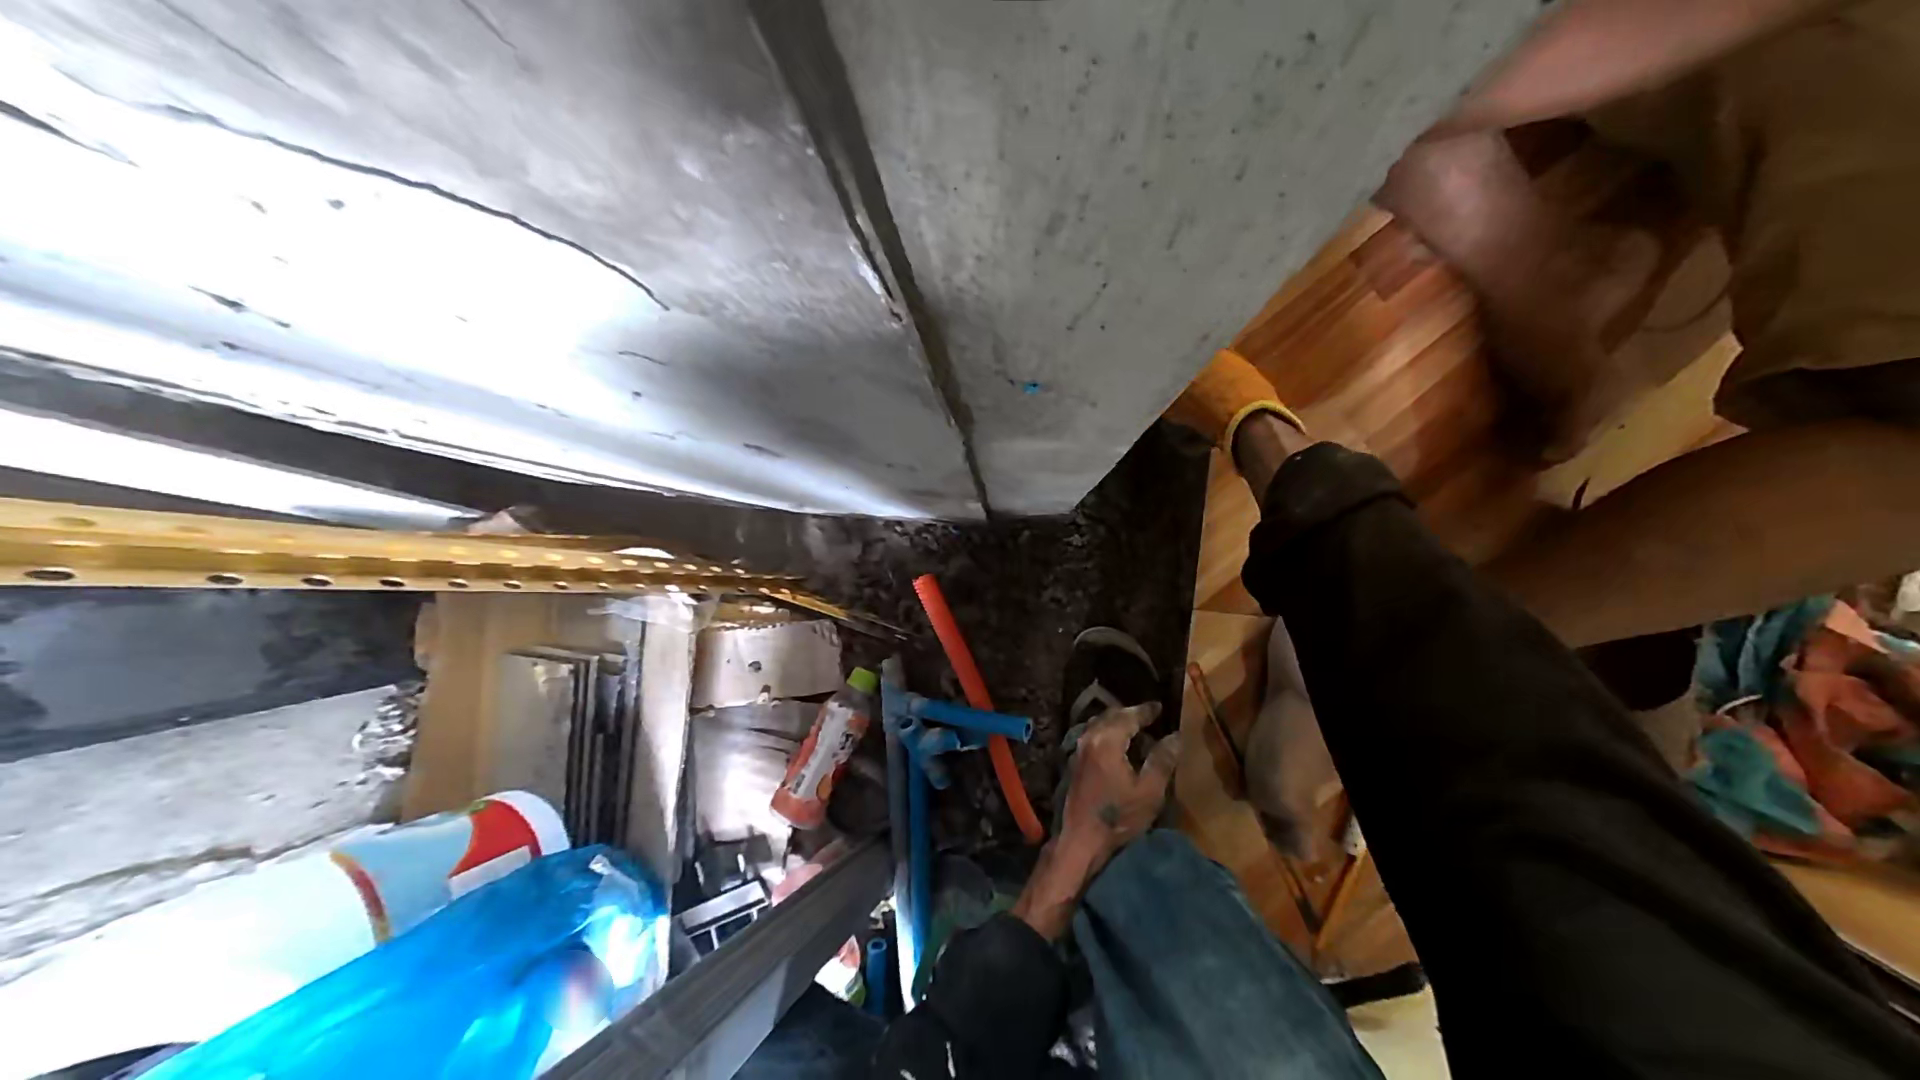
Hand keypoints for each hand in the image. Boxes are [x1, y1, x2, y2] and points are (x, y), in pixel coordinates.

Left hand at [1011, 704, 1179, 939]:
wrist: (1080, 840)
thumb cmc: (1117, 818)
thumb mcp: (1148, 792)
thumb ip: (1162, 761)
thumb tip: (1175, 736)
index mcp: (1107, 741)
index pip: (1128, 716)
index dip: (1145, 711)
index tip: (1159, 707)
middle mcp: (1088, 739)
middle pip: (1109, 716)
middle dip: (1129, 713)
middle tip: (1148, 714)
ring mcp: (1077, 750)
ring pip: (1098, 725)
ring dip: (1116, 722)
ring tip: (1134, 726)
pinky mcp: (1073, 763)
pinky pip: (1091, 736)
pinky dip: (1106, 732)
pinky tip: (1116, 744)